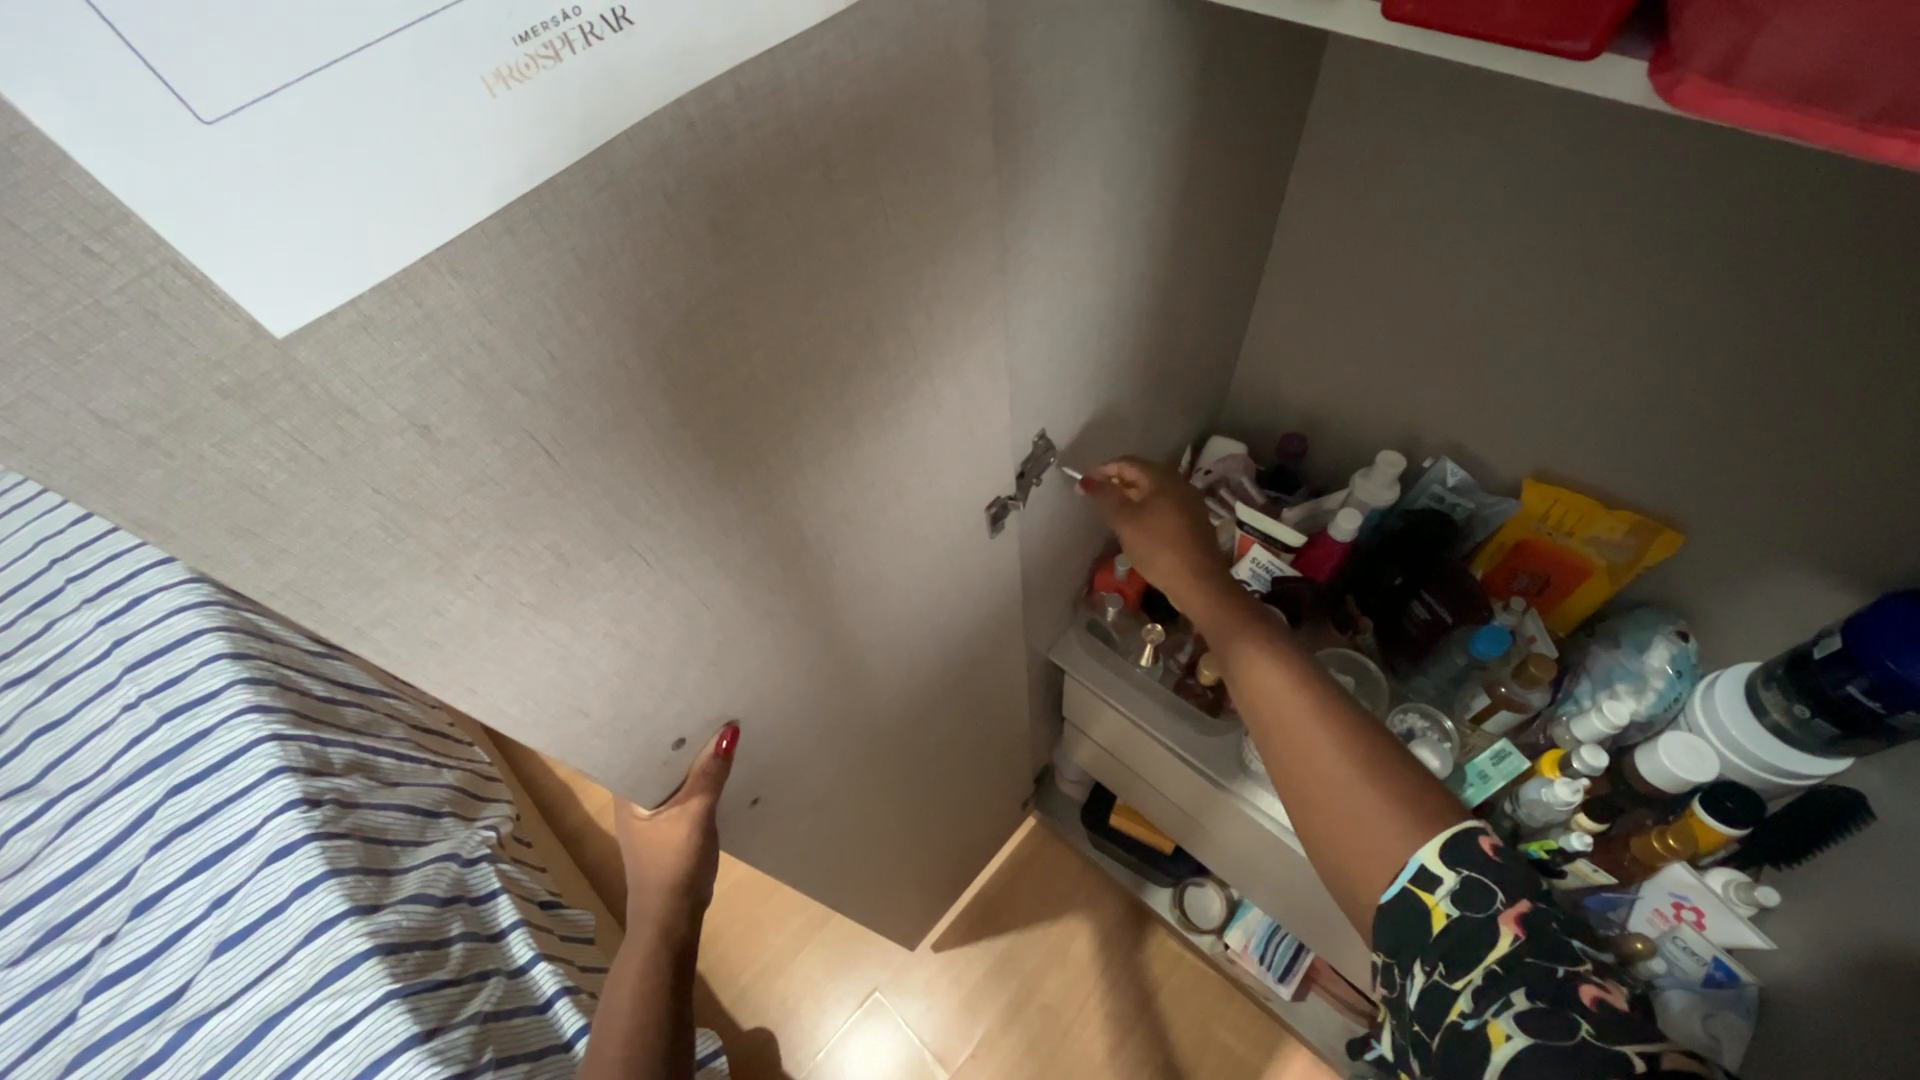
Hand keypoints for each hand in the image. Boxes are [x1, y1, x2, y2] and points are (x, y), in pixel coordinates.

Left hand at [614, 721, 737, 941]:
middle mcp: (635, 797)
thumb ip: (711, 773)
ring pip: (677, 774)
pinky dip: (703, 777)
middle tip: (714, 702)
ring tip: (722, 726)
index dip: (666, 720)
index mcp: (627, 791)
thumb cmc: (673, 866)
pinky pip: (687, 789)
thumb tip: (730, 729)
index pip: (643, 745)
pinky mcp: (671, 824)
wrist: (673, 920)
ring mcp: (653, 812)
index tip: (690, 694)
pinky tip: (722, 763)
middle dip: (687, 736)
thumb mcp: (695, 814)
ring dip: (697, 758)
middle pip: (663, 757)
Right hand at [1080, 457, 1233, 612]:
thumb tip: (1087, 480)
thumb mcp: (1125, 521)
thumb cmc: (1157, 547)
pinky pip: (1165, 505)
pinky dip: (1146, 508)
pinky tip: (1136, 524)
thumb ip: (1106, 497)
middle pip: (1142, 474)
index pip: (1127, 462)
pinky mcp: (1193, 520)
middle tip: (1096, 497)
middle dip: (1117, 482)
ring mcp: (1189, 502)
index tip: (1084, 483)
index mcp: (1162, 477)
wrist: (1198, 581)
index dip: (1103, 470)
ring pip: (1154, 491)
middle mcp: (1179, 483)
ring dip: (1131, 496)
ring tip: (1112, 511)